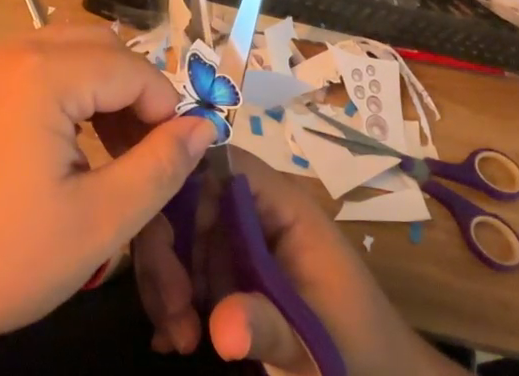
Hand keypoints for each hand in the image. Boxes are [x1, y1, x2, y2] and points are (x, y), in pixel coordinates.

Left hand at [0, 25, 218, 364]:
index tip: (180, 160)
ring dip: (104, 92)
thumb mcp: (101, 219)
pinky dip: (69, 96)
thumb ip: (160, 166)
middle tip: (148, 155)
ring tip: (118, 155)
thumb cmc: (5, 258)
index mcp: (40, 73)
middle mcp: (10, 52)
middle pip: (100, 47)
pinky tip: (75, 149)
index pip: (131, 67)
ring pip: (69, 54)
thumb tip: (204, 126)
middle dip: (136, 93)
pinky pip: (37, 71)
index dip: (168, 109)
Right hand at [133, 148, 462, 375]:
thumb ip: (268, 329)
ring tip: (178, 341)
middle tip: (170, 320)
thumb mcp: (314, 346)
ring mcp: (244, 240)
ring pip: (181, 236)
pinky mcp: (235, 270)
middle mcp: (258, 212)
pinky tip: (173, 339)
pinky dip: (175, 300)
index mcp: (285, 207)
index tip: (156, 245)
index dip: (177, 186)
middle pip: (188, 200)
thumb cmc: (362, 355)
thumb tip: (219, 328)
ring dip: (168, 285)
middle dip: (167, 255)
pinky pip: (189, 266)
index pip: (217, 163)